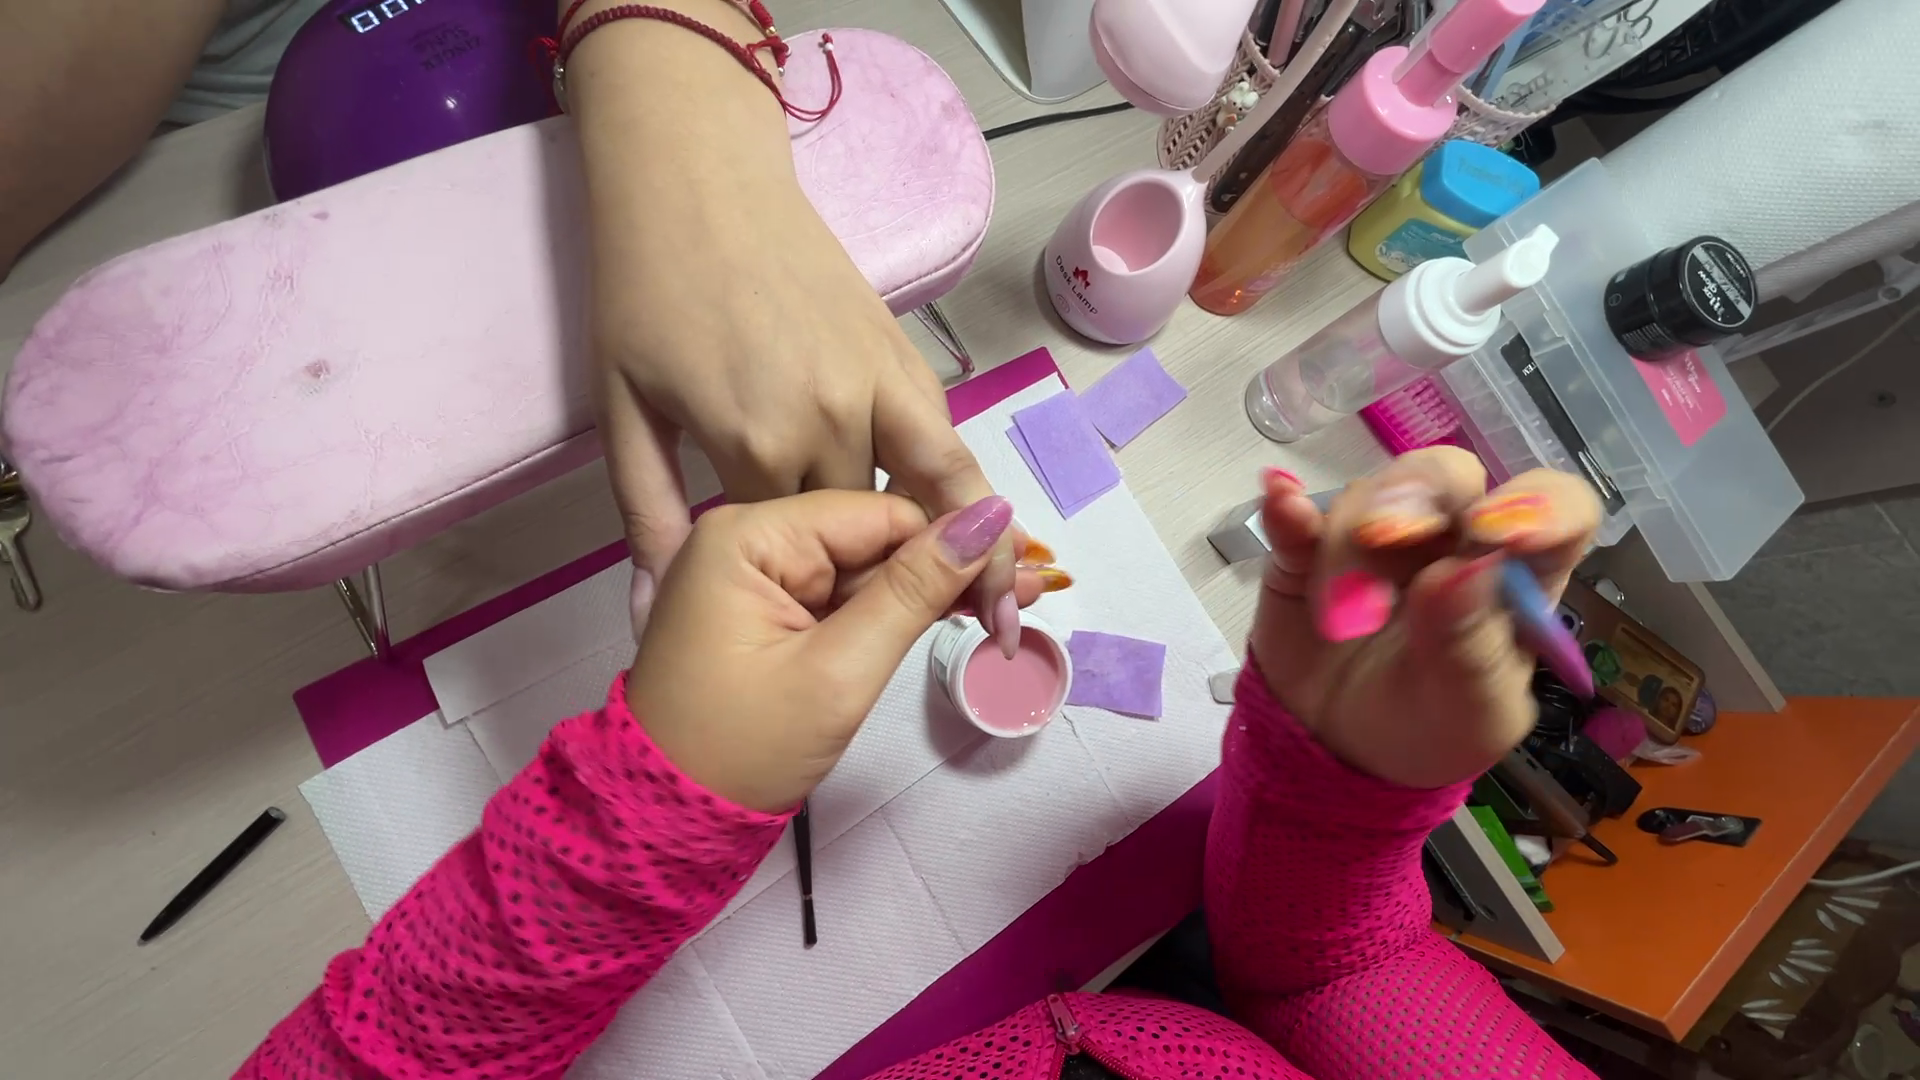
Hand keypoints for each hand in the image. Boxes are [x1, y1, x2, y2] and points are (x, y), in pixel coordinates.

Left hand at [596, 183, 1015, 637]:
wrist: (699, 177)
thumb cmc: (648, 293)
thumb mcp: (627, 413)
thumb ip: (649, 519)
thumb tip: (650, 610)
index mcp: (760, 445)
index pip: (807, 557)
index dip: (823, 603)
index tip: (827, 635)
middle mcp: (839, 423)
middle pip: (877, 534)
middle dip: (885, 584)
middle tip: (897, 624)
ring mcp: (886, 388)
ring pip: (938, 494)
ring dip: (957, 551)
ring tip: (993, 603)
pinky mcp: (913, 362)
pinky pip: (948, 446)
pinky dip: (960, 494)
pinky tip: (965, 524)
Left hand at [626, 491, 1026, 812]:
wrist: (667, 823)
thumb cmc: (744, 750)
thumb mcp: (839, 670)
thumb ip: (916, 588)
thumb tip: (993, 515)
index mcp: (750, 534)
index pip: (879, 513)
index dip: (955, 542)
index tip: (1021, 575)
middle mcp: (754, 537)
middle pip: (877, 537)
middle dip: (952, 568)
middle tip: (1031, 591)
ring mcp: (762, 573)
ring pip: (870, 567)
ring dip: (934, 590)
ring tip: (1010, 603)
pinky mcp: (775, 607)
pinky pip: (848, 595)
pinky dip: (898, 610)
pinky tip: (959, 608)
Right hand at [1250, 448, 1601, 789]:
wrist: (1333, 750)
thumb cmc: (1424, 731)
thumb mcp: (1469, 712)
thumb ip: (1471, 649)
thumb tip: (1461, 573)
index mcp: (1512, 577)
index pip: (1554, 509)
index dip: (1537, 503)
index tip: (1497, 532)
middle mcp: (1445, 542)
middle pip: (1446, 477)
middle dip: (1419, 493)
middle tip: (1387, 534)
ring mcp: (1368, 542)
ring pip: (1366, 494)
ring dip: (1348, 532)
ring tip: (1334, 607)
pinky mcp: (1304, 553)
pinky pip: (1295, 515)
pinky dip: (1285, 505)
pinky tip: (1277, 497)